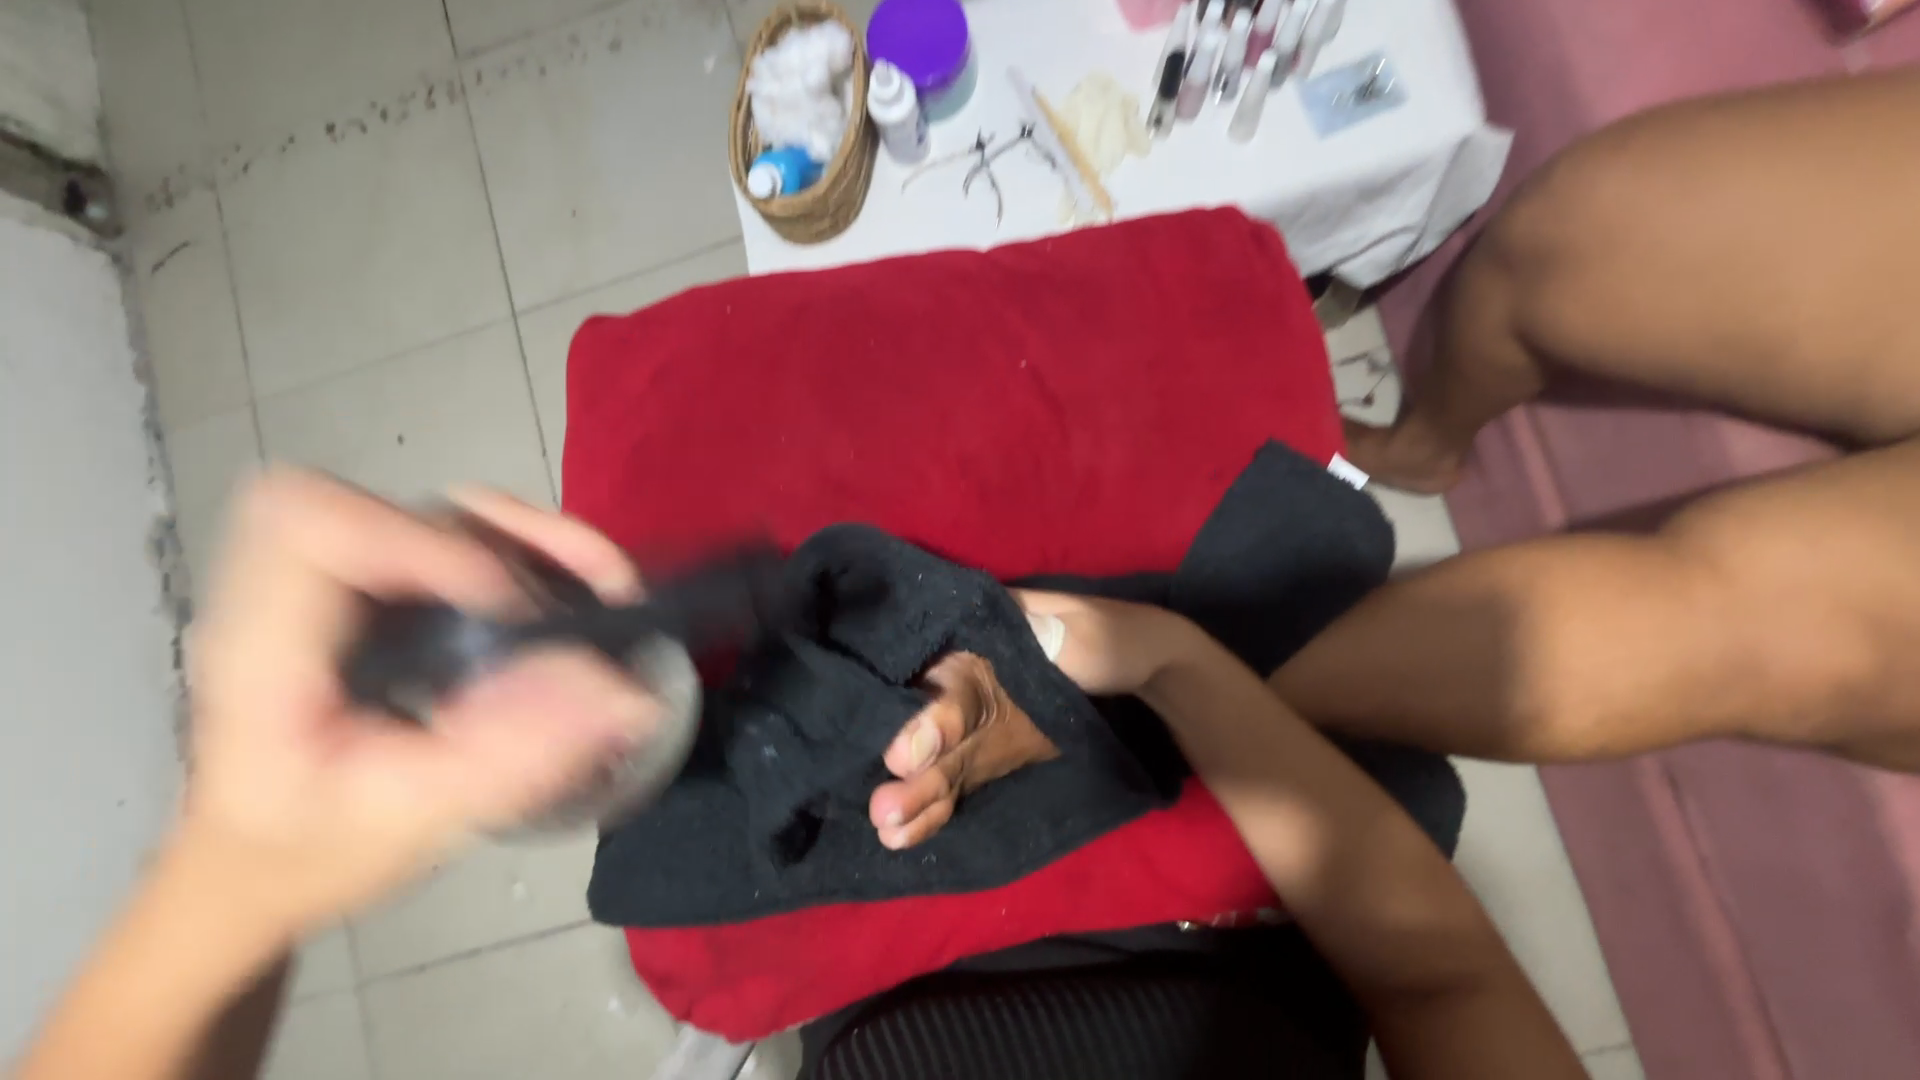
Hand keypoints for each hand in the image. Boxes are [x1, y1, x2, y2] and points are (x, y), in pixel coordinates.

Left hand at [175, 471, 658, 937]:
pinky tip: (587, 591)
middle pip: (404, 508)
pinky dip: (545, 552)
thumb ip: (517, 755)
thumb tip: (632, 695)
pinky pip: (480, 536)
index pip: (314, 529)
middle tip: (593, 591)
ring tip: (611, 590)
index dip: (423, 544)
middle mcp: (310, 594)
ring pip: (456, 514)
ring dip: (544, 540)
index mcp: (268, 649)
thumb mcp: (415, 820)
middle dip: (515, 534)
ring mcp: (359, 584)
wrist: (270, 857)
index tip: (507, 608)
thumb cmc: (315, 848)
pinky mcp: (402, 587)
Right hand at [865, 591, 1195, 848]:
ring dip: (917, 795)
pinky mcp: (988, 753)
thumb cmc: (1104, 638)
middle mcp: (966, 678)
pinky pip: (957, 779)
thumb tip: (1018, 655)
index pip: (949, 680)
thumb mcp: (1081, 635)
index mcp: (981, 639)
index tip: (902, 758)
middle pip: (935, 725)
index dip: (930, 720)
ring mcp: (976, 721)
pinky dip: (935, 808)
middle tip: (883, 810)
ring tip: (886, 830)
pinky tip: (903, 836)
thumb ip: (1050, 647)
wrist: (1136, 663)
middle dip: (912, 768)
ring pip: (942, 758)